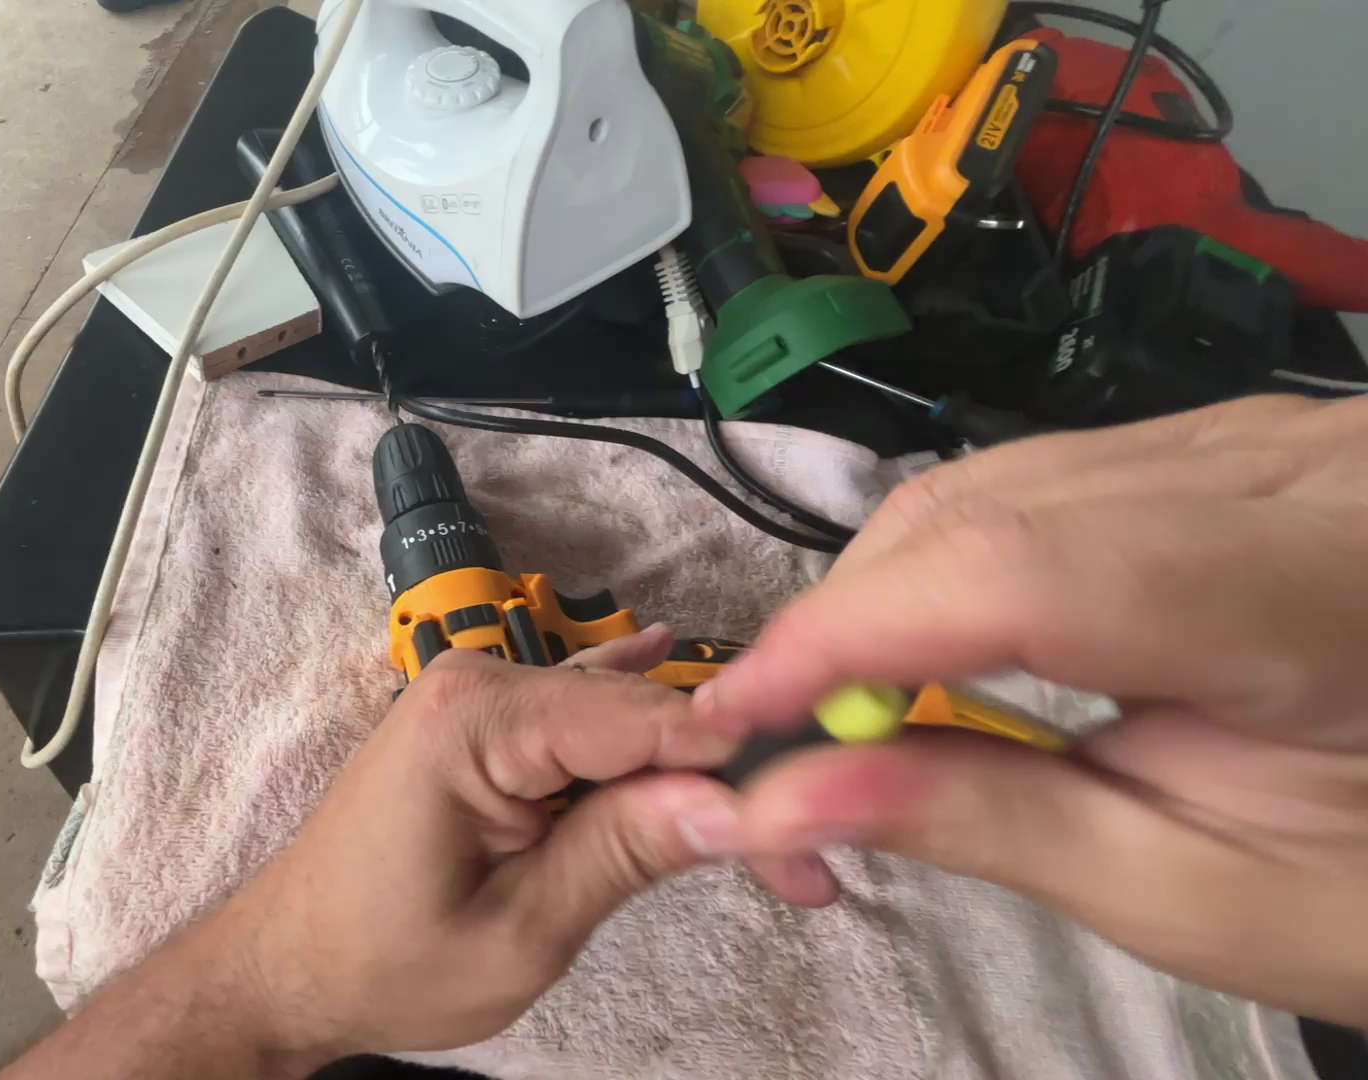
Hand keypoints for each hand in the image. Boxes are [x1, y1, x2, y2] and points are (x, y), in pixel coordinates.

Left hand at [187, 626, 791, 1066]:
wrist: (294, 955)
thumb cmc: (389, 958)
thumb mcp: (521, 930)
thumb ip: (624, 851)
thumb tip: (735, 803)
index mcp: (476, 720)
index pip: (636, 719)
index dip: (729, 764)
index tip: (811, 823)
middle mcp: (475, 681)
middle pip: (628, 714)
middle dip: (713, 779)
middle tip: (801, 861)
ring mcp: (471, 693)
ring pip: (606, 713)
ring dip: (678, 766)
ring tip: (757, 828)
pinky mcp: (473, 718)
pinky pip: (565, 707)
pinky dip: (624, 721)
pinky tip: (667, 654)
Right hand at [693, 394, 1367, 1026]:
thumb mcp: (1197, 893)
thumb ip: (979, 824)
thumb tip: (776, 799)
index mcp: (1319, 592)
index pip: (1017, 574)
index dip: (845, 637)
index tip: (734, 715)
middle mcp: (1268, 470)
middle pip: (965, 521)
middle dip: (838, 628)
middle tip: (779, 727)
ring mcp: (1223, 438)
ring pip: (959, 494)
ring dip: (867, 598)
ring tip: (848, 692)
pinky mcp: (1180, 445)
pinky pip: (993, 488)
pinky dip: (916, 568)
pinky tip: (921, 633)